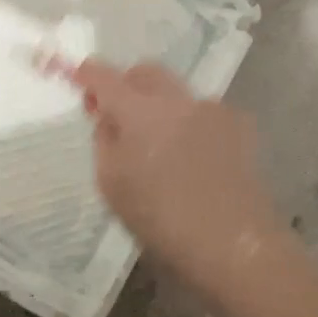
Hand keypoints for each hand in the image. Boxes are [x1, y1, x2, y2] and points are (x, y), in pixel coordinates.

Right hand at [72, 60, 286, 297]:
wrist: (233, 243)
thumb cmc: (161, 218)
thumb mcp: (112, 185)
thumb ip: (105, 142)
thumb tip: (109, 119)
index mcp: (139, 111)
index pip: (105, 77)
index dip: (87, 73)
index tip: (78, 76)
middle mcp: (177, 99)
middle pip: (146, 72)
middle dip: (126, 84)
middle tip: (115, 113)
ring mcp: (213, 110)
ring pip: (176, 94)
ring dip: (159, 108)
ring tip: (157, 146)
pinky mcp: (239, 128)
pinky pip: (203, 114)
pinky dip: (189, 125)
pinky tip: (191, 159)